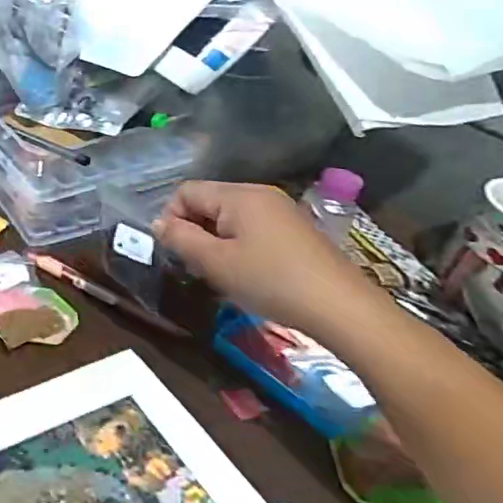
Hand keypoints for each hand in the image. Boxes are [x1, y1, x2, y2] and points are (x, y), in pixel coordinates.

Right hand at [152, 181, 388, 335]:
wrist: (345, 310)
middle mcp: (260, 194)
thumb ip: (180, 238)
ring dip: (217, 241)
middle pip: (208, 201)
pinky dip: (240, 245)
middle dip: (194, 230)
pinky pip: (253, 228)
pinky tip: (250, 274)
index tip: (177, 252)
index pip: (186, 191)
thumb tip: (157, 223)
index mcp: (238, 195)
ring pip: (230, 217)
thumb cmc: (272, 282)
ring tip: (223, 273)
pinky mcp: (297, 231)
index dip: (171, 218)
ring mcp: (282, 211)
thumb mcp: (215, 263)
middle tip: (197, 266)